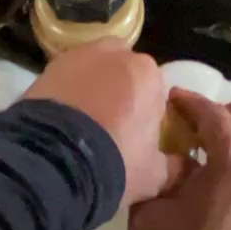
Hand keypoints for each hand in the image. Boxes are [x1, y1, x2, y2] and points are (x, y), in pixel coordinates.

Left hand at [22, 39, 188, 205]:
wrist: (53, 164)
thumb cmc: (116, 164)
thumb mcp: (154, 175)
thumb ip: (174, 167)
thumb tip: (184, 166)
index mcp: (149, 74)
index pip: (155, 91)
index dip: (146, 115)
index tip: (135, 138)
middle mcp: (115, 54)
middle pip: (123, 73)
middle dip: (119, 95)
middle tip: (108, 130)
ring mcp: (77, 57)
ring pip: (92, 72)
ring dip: (91, 91)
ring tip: (80, 127)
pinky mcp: (45, 69)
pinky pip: (64, 80)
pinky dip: (64, 96)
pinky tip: (59, 124)